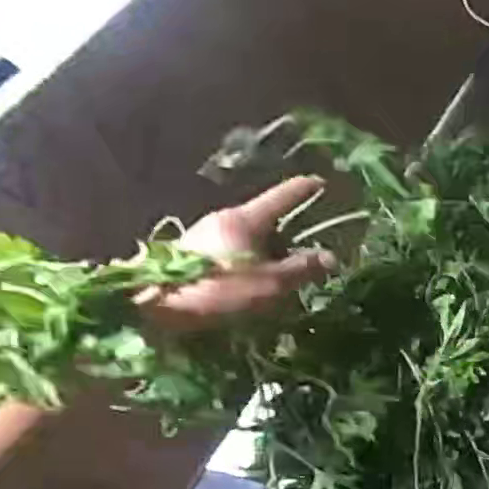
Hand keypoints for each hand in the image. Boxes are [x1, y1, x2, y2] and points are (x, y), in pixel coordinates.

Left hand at [138, 176, 335, 332]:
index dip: (302, 190)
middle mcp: (224, 220)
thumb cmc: (219, 290)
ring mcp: (207, 235)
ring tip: (283, 278)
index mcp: (244, 221)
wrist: (157, 307)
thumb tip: (330, 256)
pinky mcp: (196, 253)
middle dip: (289, 235)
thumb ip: (302, 269)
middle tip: (307, 256)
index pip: (280, 198)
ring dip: (270, 254)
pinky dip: (253, 262)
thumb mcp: (271, 283)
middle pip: (267, 222)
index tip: (319, 182)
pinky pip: (236, 251)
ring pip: (251, 239)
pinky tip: (257, 285)